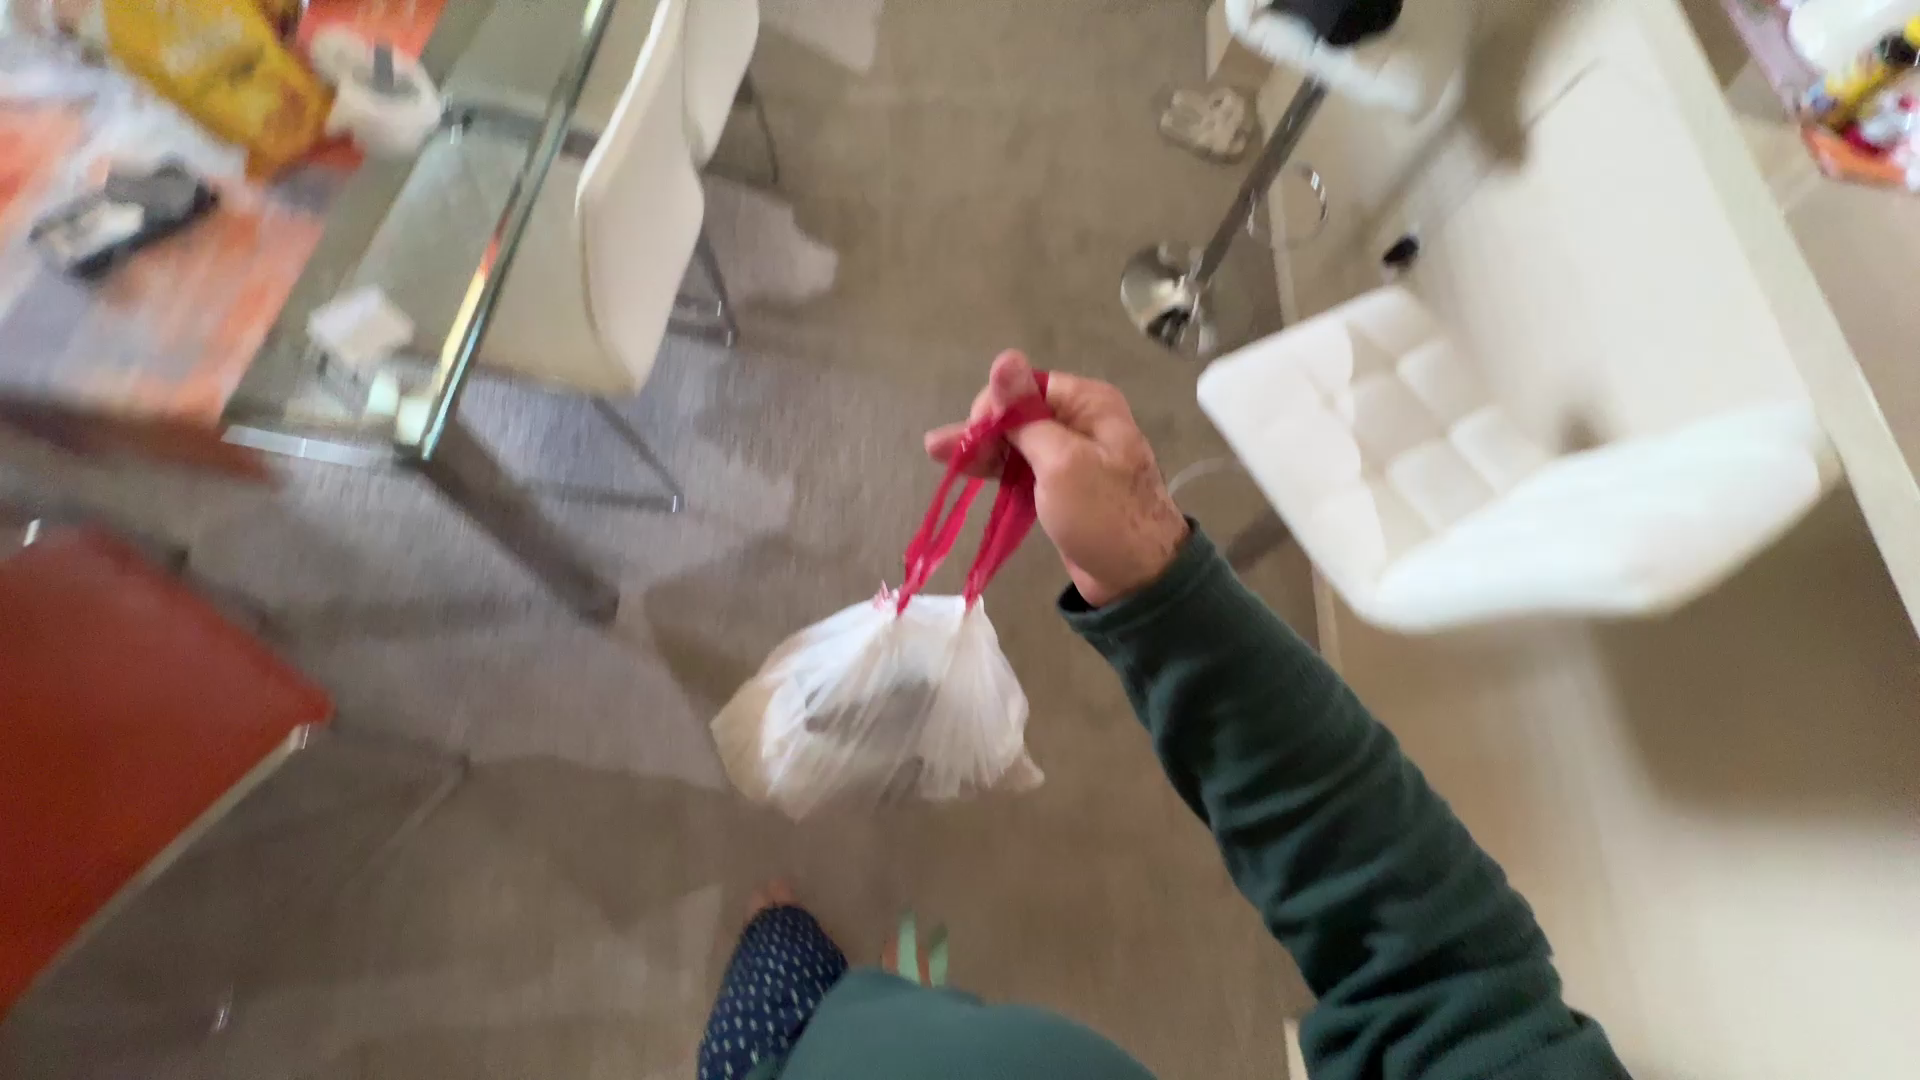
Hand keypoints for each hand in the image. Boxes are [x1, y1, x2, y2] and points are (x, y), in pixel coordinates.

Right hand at [925, 351, 1189, 607]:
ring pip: (1015, 443)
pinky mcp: (1059, 486)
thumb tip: (1003, 356)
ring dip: (980, 450)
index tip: (973, 435)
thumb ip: (1026, 415)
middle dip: (981, 430)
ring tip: (937, 454)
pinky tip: (963, 470)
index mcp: (1088, 403)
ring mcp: (1069, 455)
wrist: (1136, 576)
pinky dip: (995, 471)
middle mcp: (1079, 421)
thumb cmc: (1102, 514)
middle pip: (1017, 414)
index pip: (1027, 387)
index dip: (995, 406)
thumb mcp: (1061, 460)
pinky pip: (1021, 469)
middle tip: (941, 451)